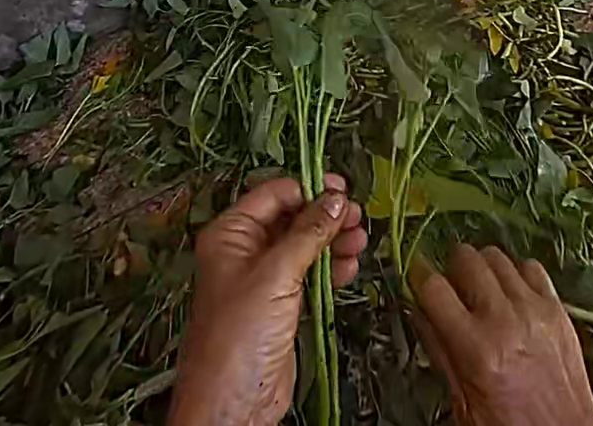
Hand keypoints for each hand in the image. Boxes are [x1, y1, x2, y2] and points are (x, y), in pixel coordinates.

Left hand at [168, 173, 367, 425]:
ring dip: (333, 241)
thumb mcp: (276, 273)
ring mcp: (265, 277)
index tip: (341, 189)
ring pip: (304, 246)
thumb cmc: (241, 333)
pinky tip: (350, 265)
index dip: (308, 189)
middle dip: (324, 216)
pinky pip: (310, 273)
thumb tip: (335, 198)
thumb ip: (308, 232)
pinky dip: (330, 268)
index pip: (274, 195)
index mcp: (232, 232)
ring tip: (360, 240)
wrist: (233, 408)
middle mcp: (246, 249)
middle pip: (292, 218)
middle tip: (356, 215)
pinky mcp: (282, 303)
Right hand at [414, 244, 592, 425]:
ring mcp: (533, 311)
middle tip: (453, 284)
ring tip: (482, 289)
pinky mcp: (557, 310)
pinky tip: (512, 293)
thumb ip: (439, 350)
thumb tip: (418, 309)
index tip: (417, 275)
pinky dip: (517, 273)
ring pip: (496, 256)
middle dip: (452, 267)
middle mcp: (504, 322)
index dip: (419, 275)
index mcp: (476, 349)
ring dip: (483, 268)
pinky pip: (531, 266)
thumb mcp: (463, 403)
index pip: (433, 286)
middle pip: (466, 257)